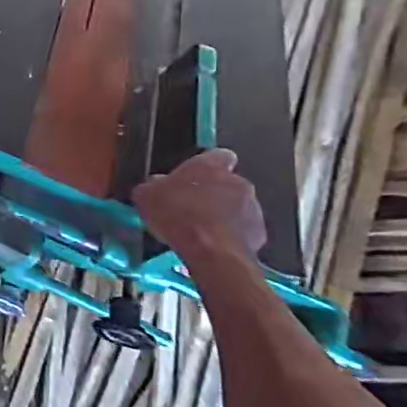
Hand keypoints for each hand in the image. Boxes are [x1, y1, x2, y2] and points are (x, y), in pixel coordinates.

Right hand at [132, 150, 267, 258]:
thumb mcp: (146, 196)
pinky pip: (243, 230)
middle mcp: (236, 181)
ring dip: (223, 215)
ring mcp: (253, 207)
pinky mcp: (260, 233)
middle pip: (227, 183)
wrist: (209, 250)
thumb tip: (157, 185)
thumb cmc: (175, 214)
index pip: (217, 155)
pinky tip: (212, 245)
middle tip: (190, 208)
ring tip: (200, 231)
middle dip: (212, 193)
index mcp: (209, 165)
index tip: (194, 177)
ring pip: (237, 207)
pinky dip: (231, 235)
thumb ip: (154, 185)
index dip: (207, 166)